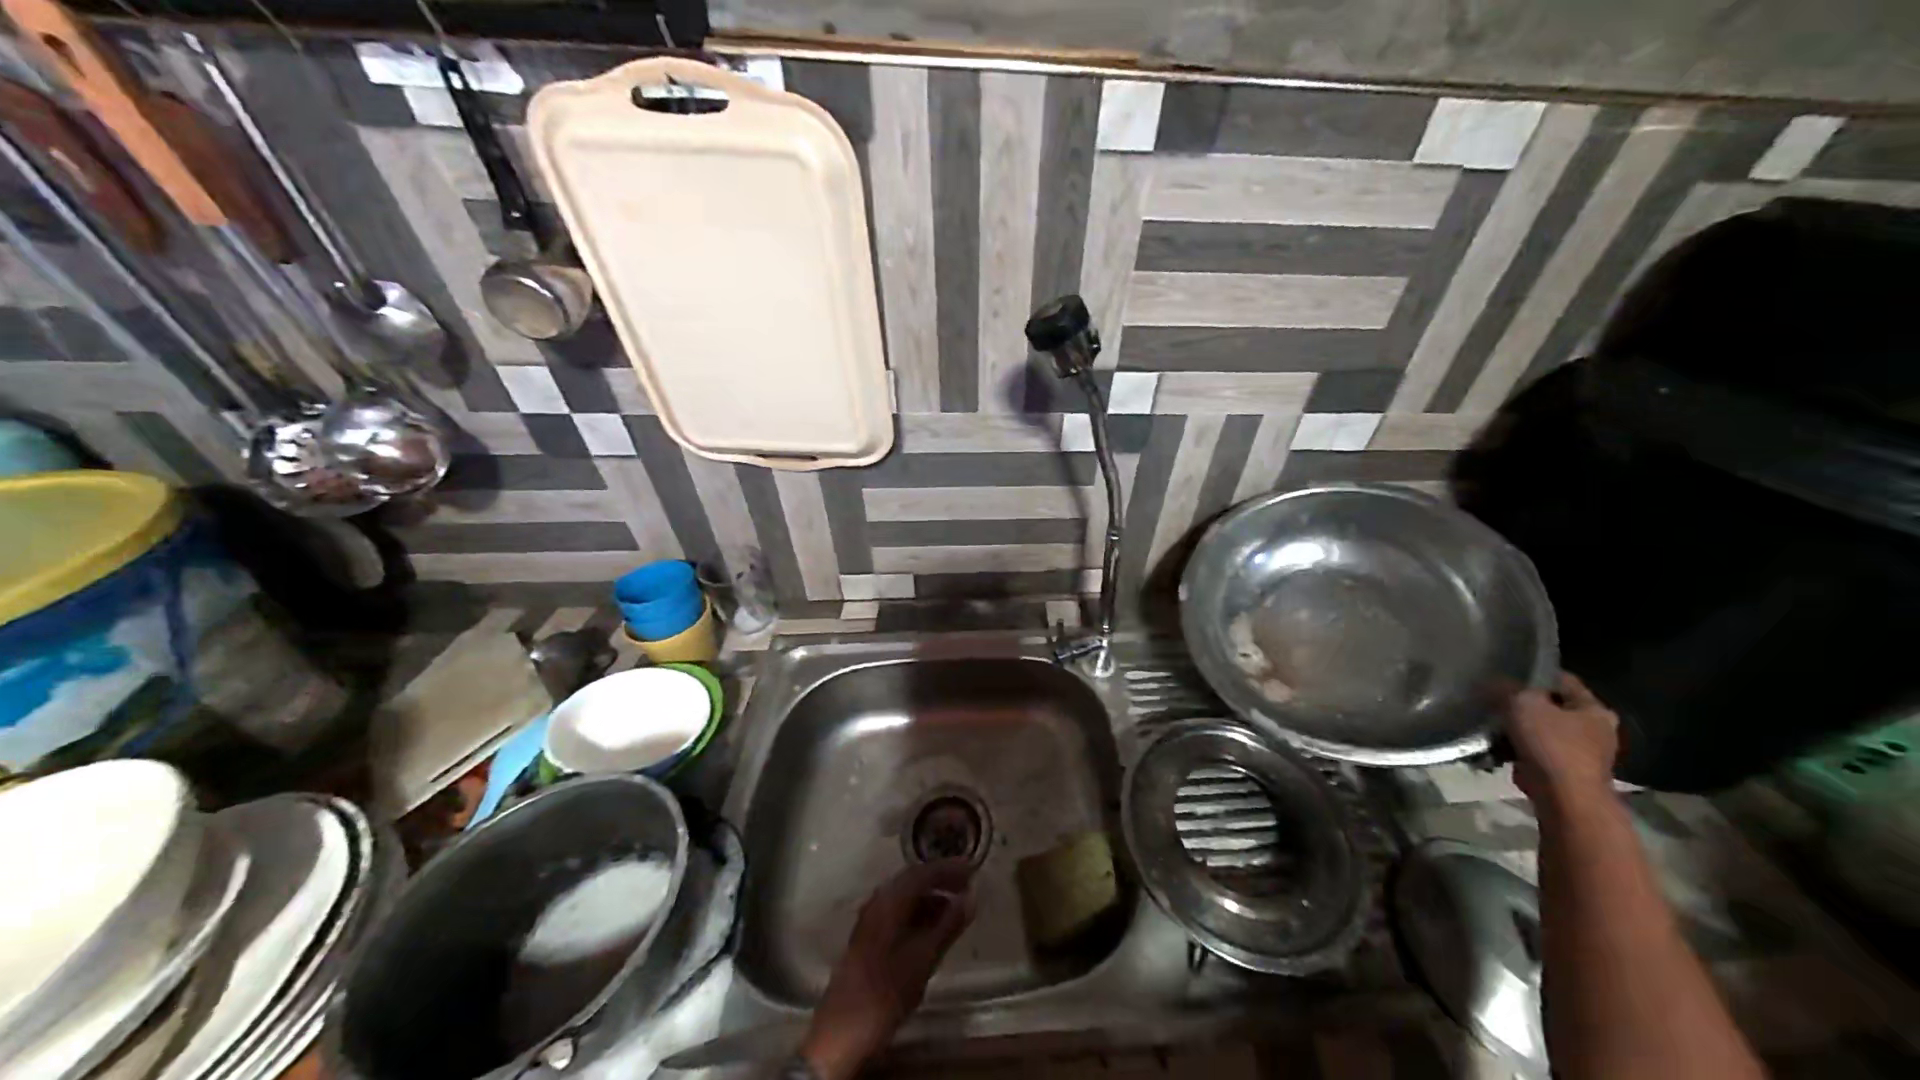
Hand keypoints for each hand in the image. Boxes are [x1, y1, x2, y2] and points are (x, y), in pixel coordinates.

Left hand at [799, 858, 975, 1079]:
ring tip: (956, 908)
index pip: (921, 873)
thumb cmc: (885, 991)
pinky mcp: (868, 939)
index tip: (972, 868)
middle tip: (967, 884)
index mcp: (888, 901)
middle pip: (911, 881)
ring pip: (904, 898)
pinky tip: (933, 929)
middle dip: (940, 880)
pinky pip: (898, 914)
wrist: (842, 1032)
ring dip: (930, 898)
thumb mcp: (923, 959)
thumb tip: (971, 897)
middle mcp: (877, 903)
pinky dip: (918, 914)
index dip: (948, 868)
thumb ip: (948, 925)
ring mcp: (870, 921)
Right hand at [1507, 672, 1619, 811]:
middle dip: (1524, 705)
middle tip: (1494, 701)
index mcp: (1595, 708)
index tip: (1504, 674)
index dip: (1533, 674)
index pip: (1562, 680)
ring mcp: (1584, 755)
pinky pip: (1538, 753)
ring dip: (1519, 730)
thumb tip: (1496, 682)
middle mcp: (1597, 730)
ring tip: (1491, 726)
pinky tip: (1498, 749)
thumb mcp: (1523, 704)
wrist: (1565, 798)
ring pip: (1543, 731)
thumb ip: (1509, 688)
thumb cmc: (1551, 744)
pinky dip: (1519, 751)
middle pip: (1552, 707)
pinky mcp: (1568, 774)